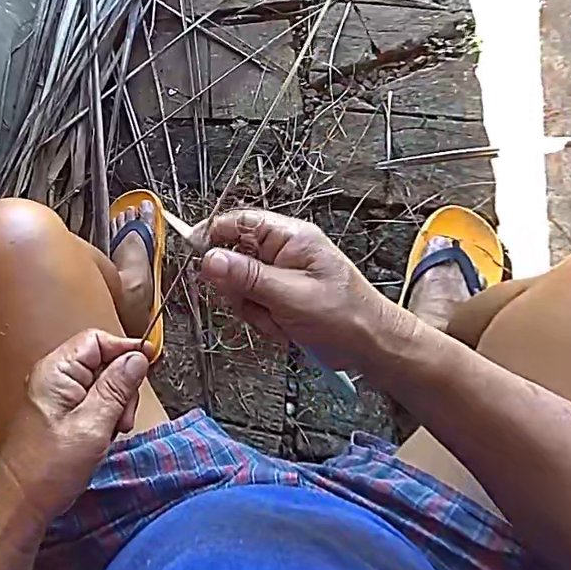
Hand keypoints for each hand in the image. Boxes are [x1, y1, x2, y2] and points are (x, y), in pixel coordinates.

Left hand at [0, 329, 151, 526]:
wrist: (20, 506)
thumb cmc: (47, 470)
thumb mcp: (93, 425)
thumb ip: (118, 388)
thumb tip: (137, 358)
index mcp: (56, 370)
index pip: (97, 340)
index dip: (125, 348)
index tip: (149, 359)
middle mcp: (53, 376)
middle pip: (101, 360)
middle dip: (121, 385)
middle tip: (124, 416)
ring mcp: (55, 394)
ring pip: (100, 382)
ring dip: (115, 404)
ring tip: (112, 431)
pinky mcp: (59, 411)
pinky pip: (91, 400)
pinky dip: (104, 415)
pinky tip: (103, 436)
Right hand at [194, 207, 412, 370]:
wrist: (374, 347)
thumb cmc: (347, 317)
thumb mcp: (292, 296)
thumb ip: (248, 278)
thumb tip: (210, 259)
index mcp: (289, 237)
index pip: (238, 223)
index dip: (212, 236)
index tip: (196, 256)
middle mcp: (283, 249)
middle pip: (232, 257)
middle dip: (239, 288)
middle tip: (256, 305)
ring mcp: (280, 272)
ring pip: (239, 284)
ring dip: (252, 308)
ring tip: (278, 320)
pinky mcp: (280, 293)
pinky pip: (252, 302)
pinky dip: (261, 318)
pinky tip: (282, 327)